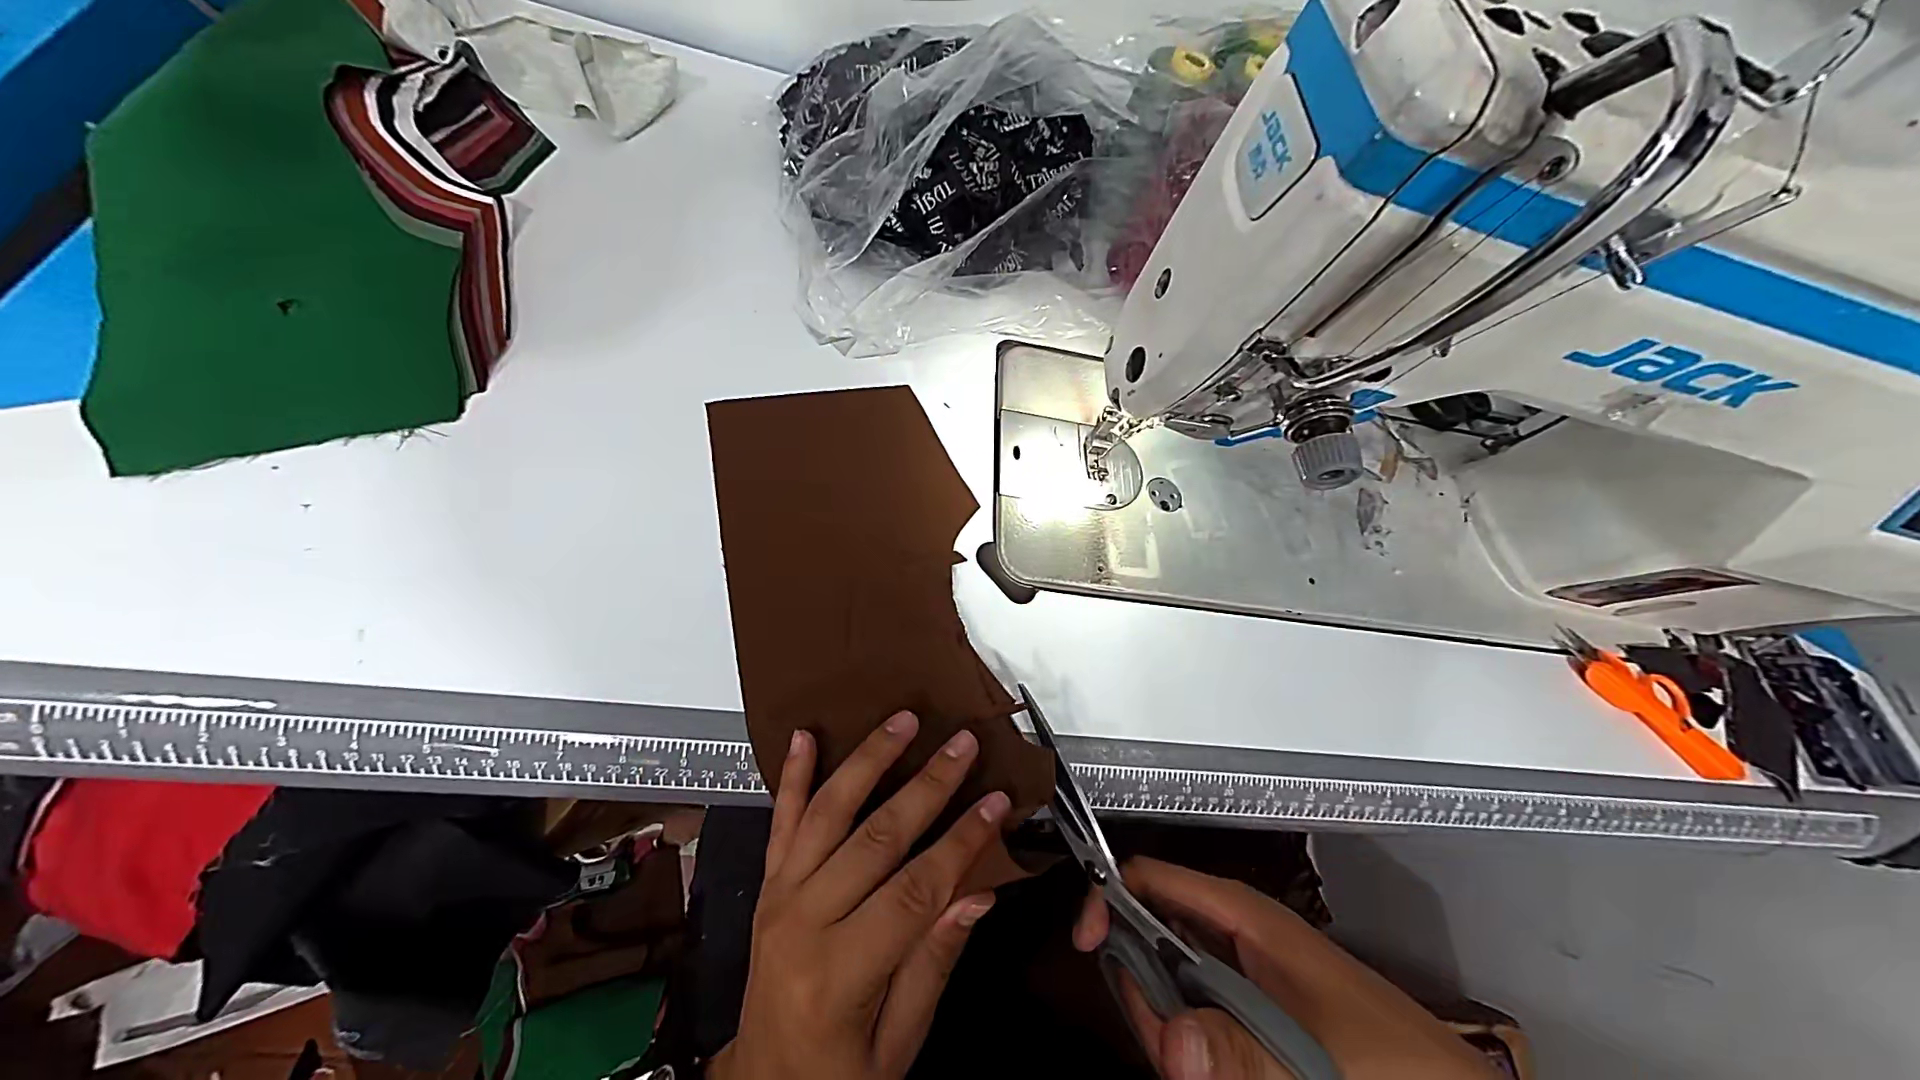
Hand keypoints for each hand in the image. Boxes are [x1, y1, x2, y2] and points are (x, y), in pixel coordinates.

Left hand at [708, 712, 1009, 1079]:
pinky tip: (804, 737)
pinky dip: (792, 775)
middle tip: (962, 747)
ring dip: (869, 760)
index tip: (996, 805)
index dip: (962, 842)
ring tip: (902, 722)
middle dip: (928, 785)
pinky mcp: (768, 884)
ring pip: (828, 812)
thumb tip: (976, 896)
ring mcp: (779, 897)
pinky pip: (780, 821)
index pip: (915, 890)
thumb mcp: (896, 1045)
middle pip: (876, 838)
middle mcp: (802, 924)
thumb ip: (932, 964)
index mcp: (838, 974)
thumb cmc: (833, 1076)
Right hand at [1074, 857, 1497, 1079]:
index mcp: (1238, 913)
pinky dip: (1189, 1042)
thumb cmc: (1387, 1059)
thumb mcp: (1312, 1057)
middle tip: (1170, 1048)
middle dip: (1141, 988)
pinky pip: (1192, 1013)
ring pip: (1166, 980)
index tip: (1087, 945)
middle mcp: (1228, 932)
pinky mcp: (1245, 1008)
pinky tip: (1212, 1067)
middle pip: (1147, 934)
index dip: (1109, 898)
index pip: (1148, 878)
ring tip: (1204, 1066)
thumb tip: (1170, 1043)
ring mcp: (1236, 971)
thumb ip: (1239, 1054)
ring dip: (1165, 1023)